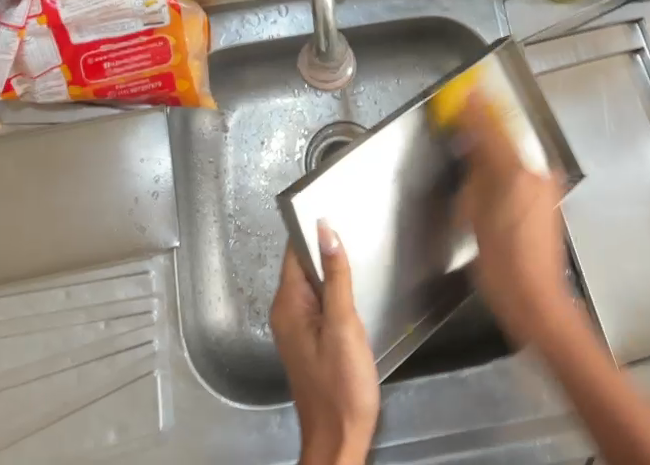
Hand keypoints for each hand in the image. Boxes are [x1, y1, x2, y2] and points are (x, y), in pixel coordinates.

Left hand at [271, 222, 378, 464]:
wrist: (339, 439)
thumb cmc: (342, 385)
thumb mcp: (344, 325)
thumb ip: (336, 277)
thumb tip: (326, 230)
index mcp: (287, 304)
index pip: (296, 251)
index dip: (314, 230)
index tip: (339, 209)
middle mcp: (286, 312)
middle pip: (304, 265)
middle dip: (328, 249)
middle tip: (359, 230)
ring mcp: (297, 327)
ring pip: (315, 284)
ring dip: (335, 271)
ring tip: (363, 256)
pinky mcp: (311, 339)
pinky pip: (321, 302)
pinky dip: (337, 292)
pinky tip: (357, 290)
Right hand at [454, 93, 575, 348]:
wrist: (537, 302)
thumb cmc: (502, 265)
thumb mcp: (476, 214)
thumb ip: (474, 169)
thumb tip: (469, 140)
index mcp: (516, 173)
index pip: (491, 126)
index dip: (474, 107)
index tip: (462, 90)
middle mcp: (536, 172)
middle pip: (506, 133)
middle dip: (484, 120)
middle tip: (463, 106)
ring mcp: (545, 185)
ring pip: (515, 149)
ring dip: (495, 139)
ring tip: (471, 136)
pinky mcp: (547, 196)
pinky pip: (521, 165)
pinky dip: (504, 158)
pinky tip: (488, 167)